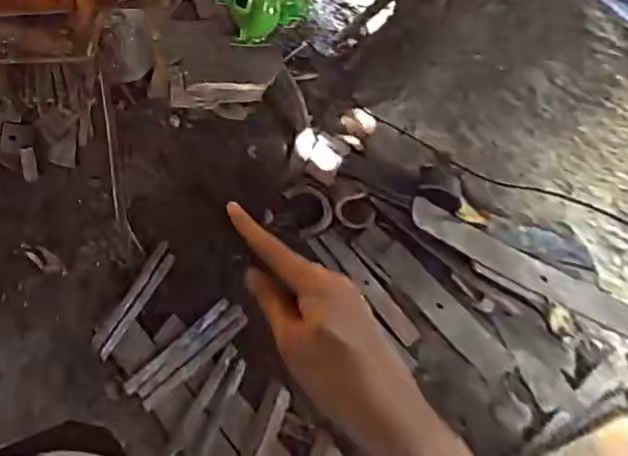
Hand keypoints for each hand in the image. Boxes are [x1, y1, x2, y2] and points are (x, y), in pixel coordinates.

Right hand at [227, 202, 470, 455]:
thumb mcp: (291, 344)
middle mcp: (336, 281)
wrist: (396, 421)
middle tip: (248, 284)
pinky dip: (306, 305)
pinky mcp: (360, 318)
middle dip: (272, 271)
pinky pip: (322, 299)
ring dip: (290, 294)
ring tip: (279, 324)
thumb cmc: (336, 380)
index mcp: (317, 282)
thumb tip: (253, 272)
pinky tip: (305, 333)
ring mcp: (352, 299)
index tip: (231, 206)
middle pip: (293, 268)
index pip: (275, 250)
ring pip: (309, 286)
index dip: (250, 230)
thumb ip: (271, 303)